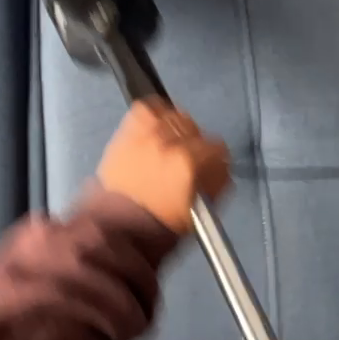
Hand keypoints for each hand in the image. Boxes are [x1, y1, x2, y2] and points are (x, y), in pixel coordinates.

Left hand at [97, 101, 231, 233]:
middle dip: (196, 142)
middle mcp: (168, 144)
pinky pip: (146, 109)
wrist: (117, 229)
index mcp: (188, 163)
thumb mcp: (198, 210)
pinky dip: (154, 115)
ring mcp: (145, 136)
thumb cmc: (157, 227)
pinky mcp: (126, 134)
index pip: (217, 147)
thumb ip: (216, 182)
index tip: (213, 165)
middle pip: (195, 128)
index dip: (217, 159)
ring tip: (171, 142)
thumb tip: (221, 167)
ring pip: (172, 115)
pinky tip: (155, 127)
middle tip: (190, 156)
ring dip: (175, 128)